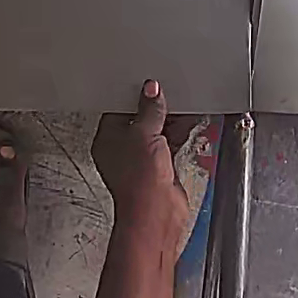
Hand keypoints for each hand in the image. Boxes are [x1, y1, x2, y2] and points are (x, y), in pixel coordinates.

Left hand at [91, 79, 195, 242]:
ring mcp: (142, 161)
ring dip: (171, 122)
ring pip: (157, 134)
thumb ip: (149, 109)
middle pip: (139, 122)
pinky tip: (190, 123)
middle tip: (169, 94)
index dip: (134, 97)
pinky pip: (171, 146)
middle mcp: (123, 151)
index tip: (149, 86)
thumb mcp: (144, 133)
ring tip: (183, 105)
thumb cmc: (139, 180)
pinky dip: (180, 136)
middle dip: (155, 110)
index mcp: (107, 140)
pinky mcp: (161, 169)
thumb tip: (151, 91)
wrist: (157, 211)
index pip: (118, 110)